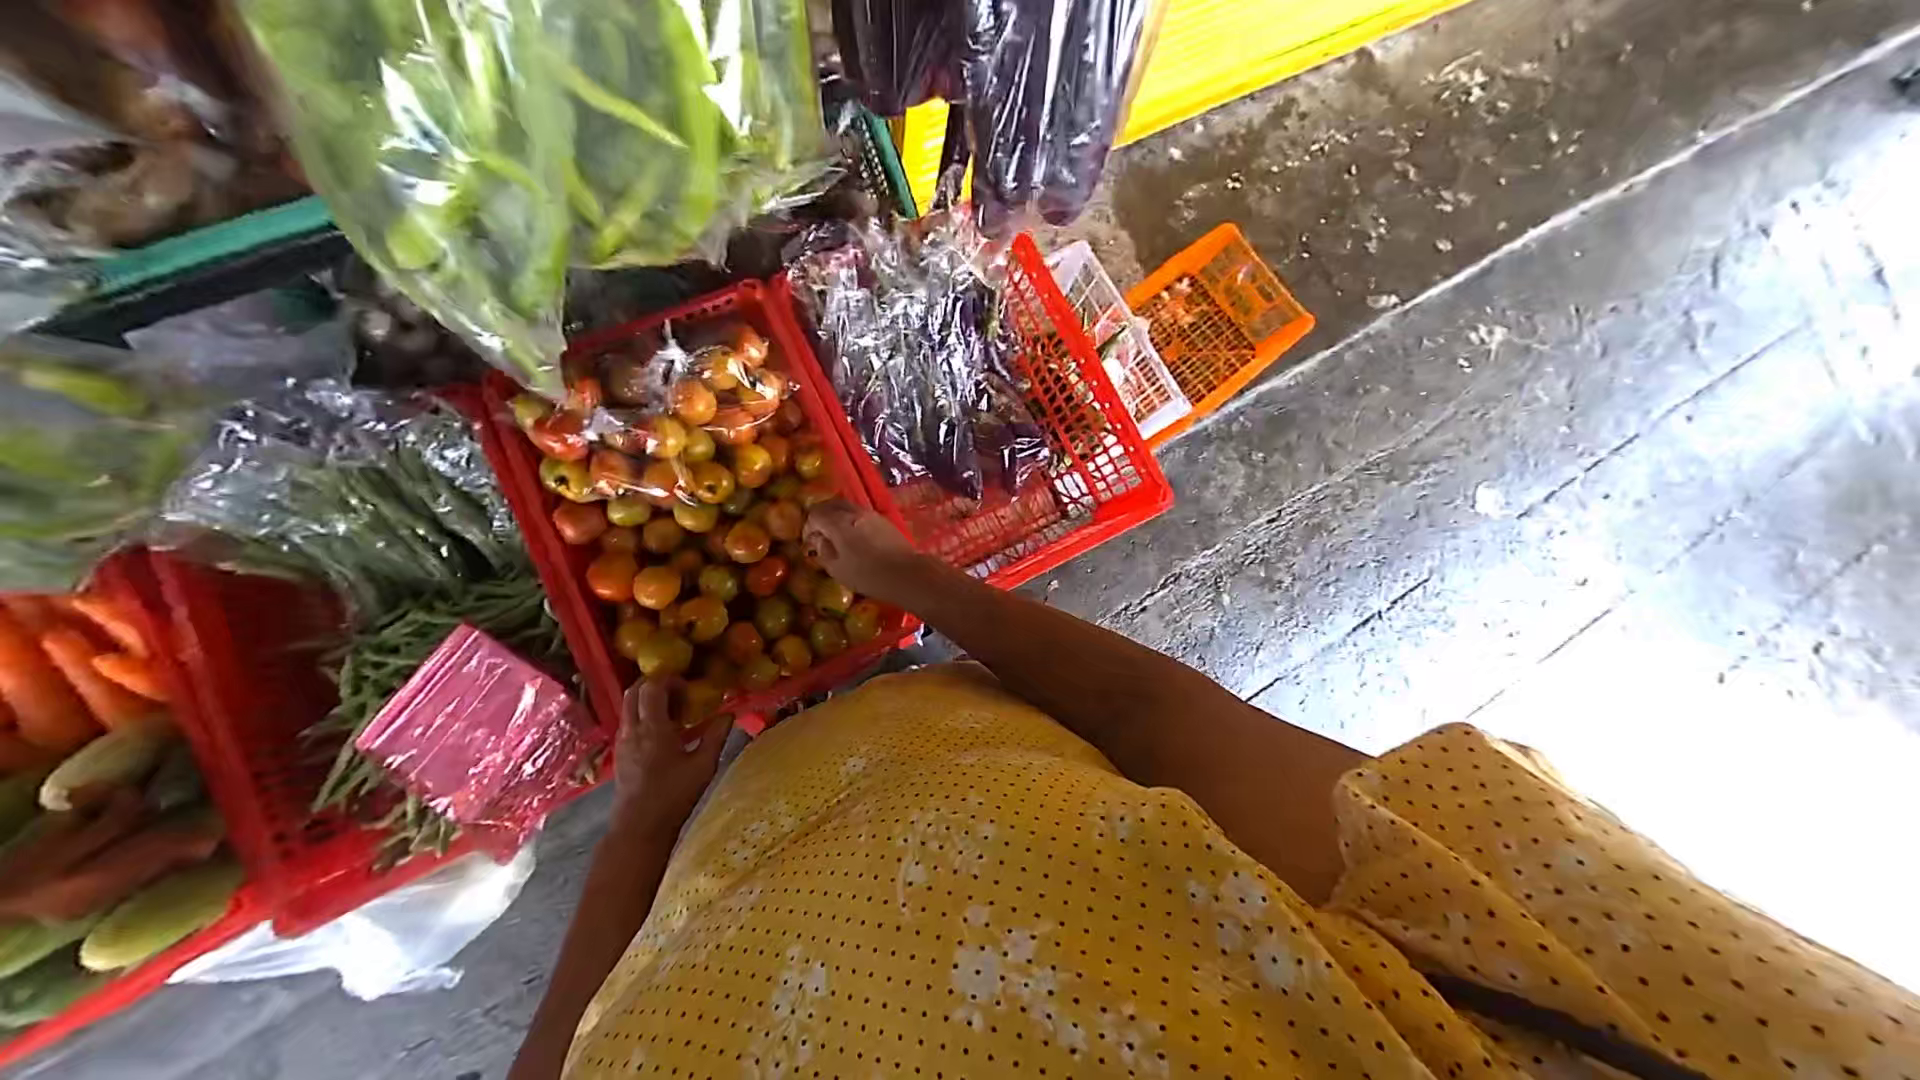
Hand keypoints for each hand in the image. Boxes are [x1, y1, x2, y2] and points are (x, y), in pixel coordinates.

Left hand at [611, 678, 727, 834]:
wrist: (639, 828)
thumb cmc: (674, 796)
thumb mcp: (704, 765)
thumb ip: (716, 736)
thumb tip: (729, 714)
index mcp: (653, 728)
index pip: (652, 688)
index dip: (670, 680)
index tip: (688, 686)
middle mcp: (632, 730)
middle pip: (634, 691)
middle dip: (655, 683)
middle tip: (679, 692)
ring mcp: (623, 741)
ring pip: (628, 706)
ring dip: (648, 700)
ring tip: (674, 712)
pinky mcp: (620, 753)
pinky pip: (629, 722)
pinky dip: (644, 716)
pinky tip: (663, 733)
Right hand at [803, 499, 927, 604]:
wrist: (906, 573)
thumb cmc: (867, 575)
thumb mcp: (837, 568)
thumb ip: (824, 551)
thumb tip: (818, 540)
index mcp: (838, 522)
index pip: (815, 514)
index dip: (808, 527)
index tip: (809, 542)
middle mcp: (854, 512)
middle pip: (831, 504)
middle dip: (821, 516)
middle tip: (819, 534)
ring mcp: (871, 514)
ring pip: (847, 507)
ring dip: (837, 517)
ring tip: (836, 536)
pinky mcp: (884, 520)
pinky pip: (861, 514)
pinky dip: (852, 520)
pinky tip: (855, 537)